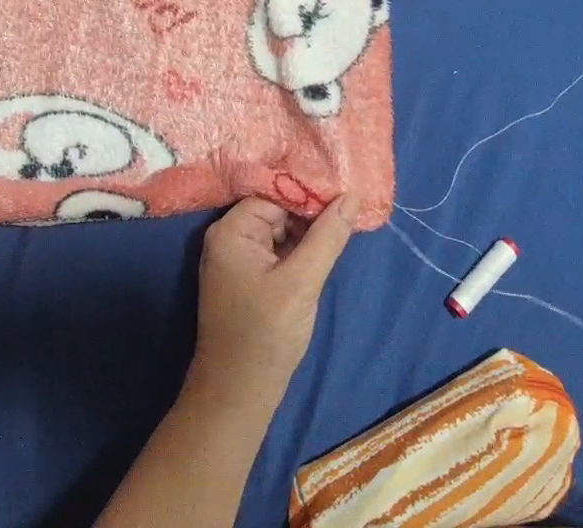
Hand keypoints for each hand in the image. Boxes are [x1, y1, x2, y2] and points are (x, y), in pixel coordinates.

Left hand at [190, 195, 356, 401]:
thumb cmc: (265, 335)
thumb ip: (327, 236)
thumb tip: (351, 195)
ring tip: (347, 220)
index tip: (347, 186)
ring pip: (281, 228)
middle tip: (353, 203)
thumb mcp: (302, 281)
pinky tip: (329, 245)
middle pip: (277, 207)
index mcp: (232, 231)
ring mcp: (239, 258)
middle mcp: (230, 237)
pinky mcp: (250, 277)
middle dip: (313, 207)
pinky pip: (279, 249)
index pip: (275, 192)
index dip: (310, 189)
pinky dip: (302, 247)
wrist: (238, 394)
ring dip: (310, 228)